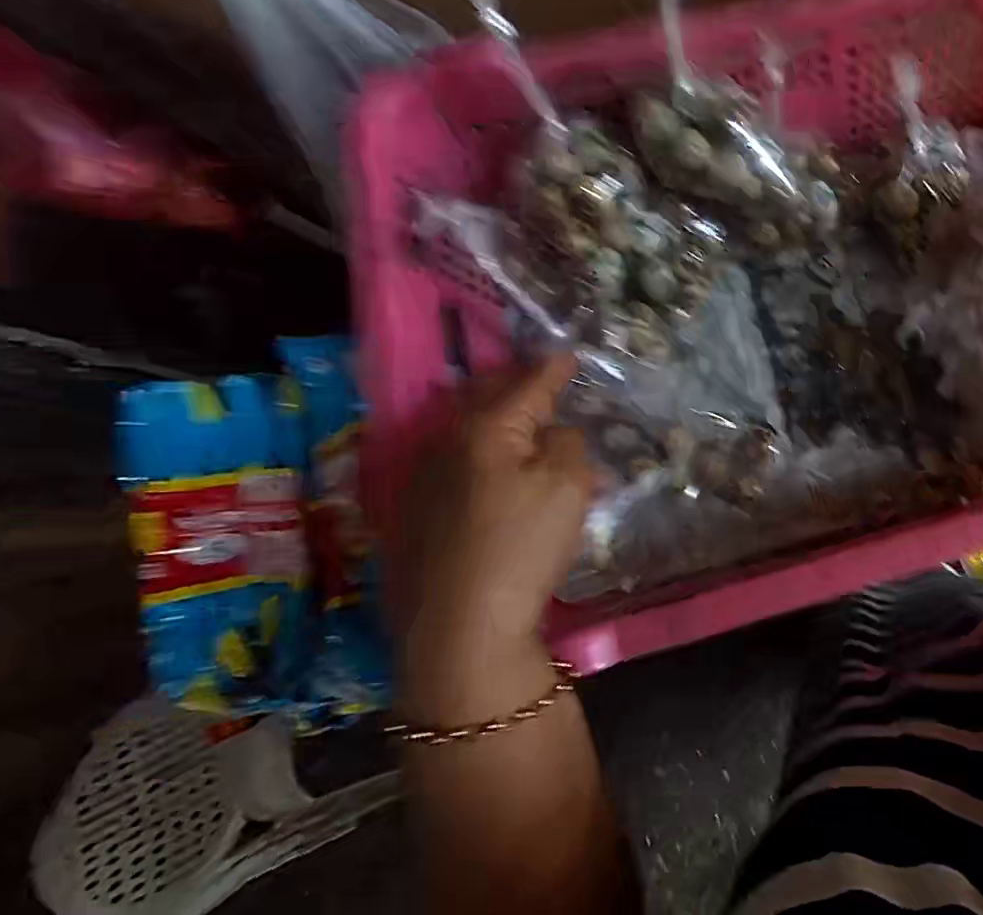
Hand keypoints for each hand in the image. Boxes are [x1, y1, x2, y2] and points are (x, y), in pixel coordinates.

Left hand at [395, 355, 593, 717]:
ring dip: (495, 417)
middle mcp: (445, 442)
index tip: (568, 353)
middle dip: (513, 381)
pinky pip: (454, 462)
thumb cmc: (521, 548)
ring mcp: (423, 479)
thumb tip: (553, 434)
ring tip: (518, 415)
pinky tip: (492, 469)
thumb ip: (567, 443)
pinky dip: (480, 451)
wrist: (458, 630)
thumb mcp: (568, 487)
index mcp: (485, 428)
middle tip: (538, 373)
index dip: (552, 368)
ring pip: (464, 429)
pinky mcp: (414, 514)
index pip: (527, 385)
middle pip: (484, 397)